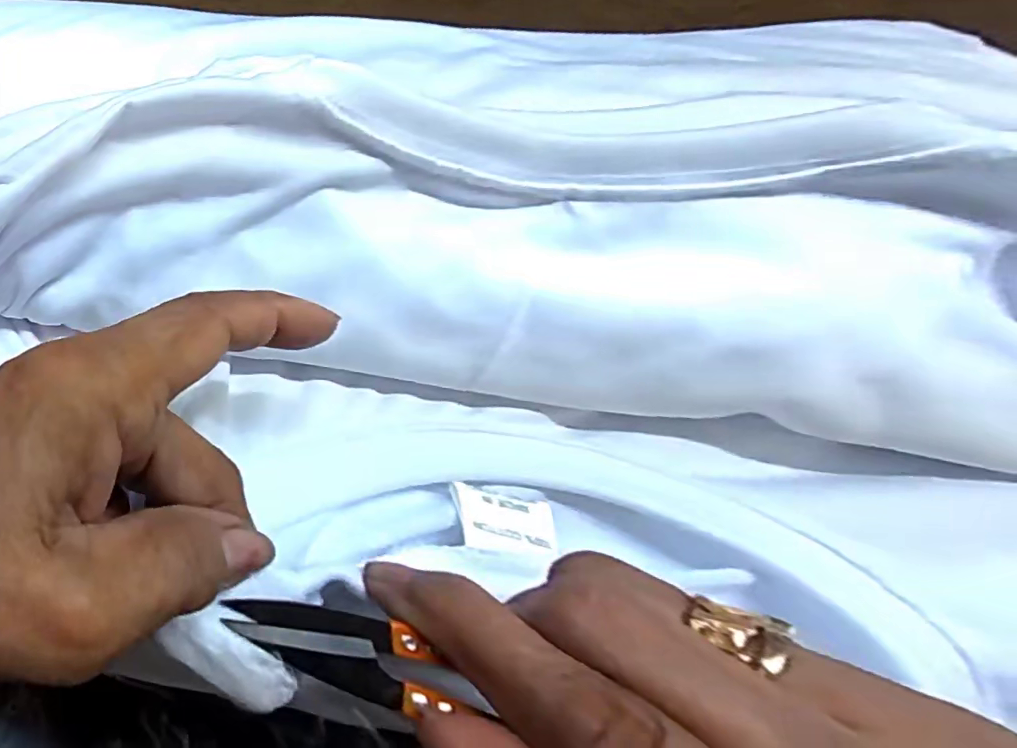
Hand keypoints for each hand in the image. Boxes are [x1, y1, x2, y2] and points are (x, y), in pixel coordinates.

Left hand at [0, 291, 339, 683]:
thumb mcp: (73, 602)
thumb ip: (175, 567)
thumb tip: (244, 541)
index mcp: (88, 389)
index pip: (197, 327)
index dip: (268, 319)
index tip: (324, 325)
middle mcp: (71, 381)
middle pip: (178, 442)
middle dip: (196, 521)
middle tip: (169, 601)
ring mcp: (44, 408)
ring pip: (140, 465)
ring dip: (149, 529)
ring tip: (102, 595)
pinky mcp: (24, 437)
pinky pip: (102, 468)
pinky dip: (117, 519)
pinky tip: (87, 571)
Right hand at [363, 553, 1016, 747]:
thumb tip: (435, 713)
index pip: (583, 710)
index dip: (467, 635)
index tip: (385, 585)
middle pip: (600, 615)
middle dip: (509, 618)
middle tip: (476, 648)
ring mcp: (885, 724)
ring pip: (647, 590)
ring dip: (568, 612)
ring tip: (569, 662)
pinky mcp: (924, 708)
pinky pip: (717, 611)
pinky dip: (646, 623)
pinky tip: (659, 673)